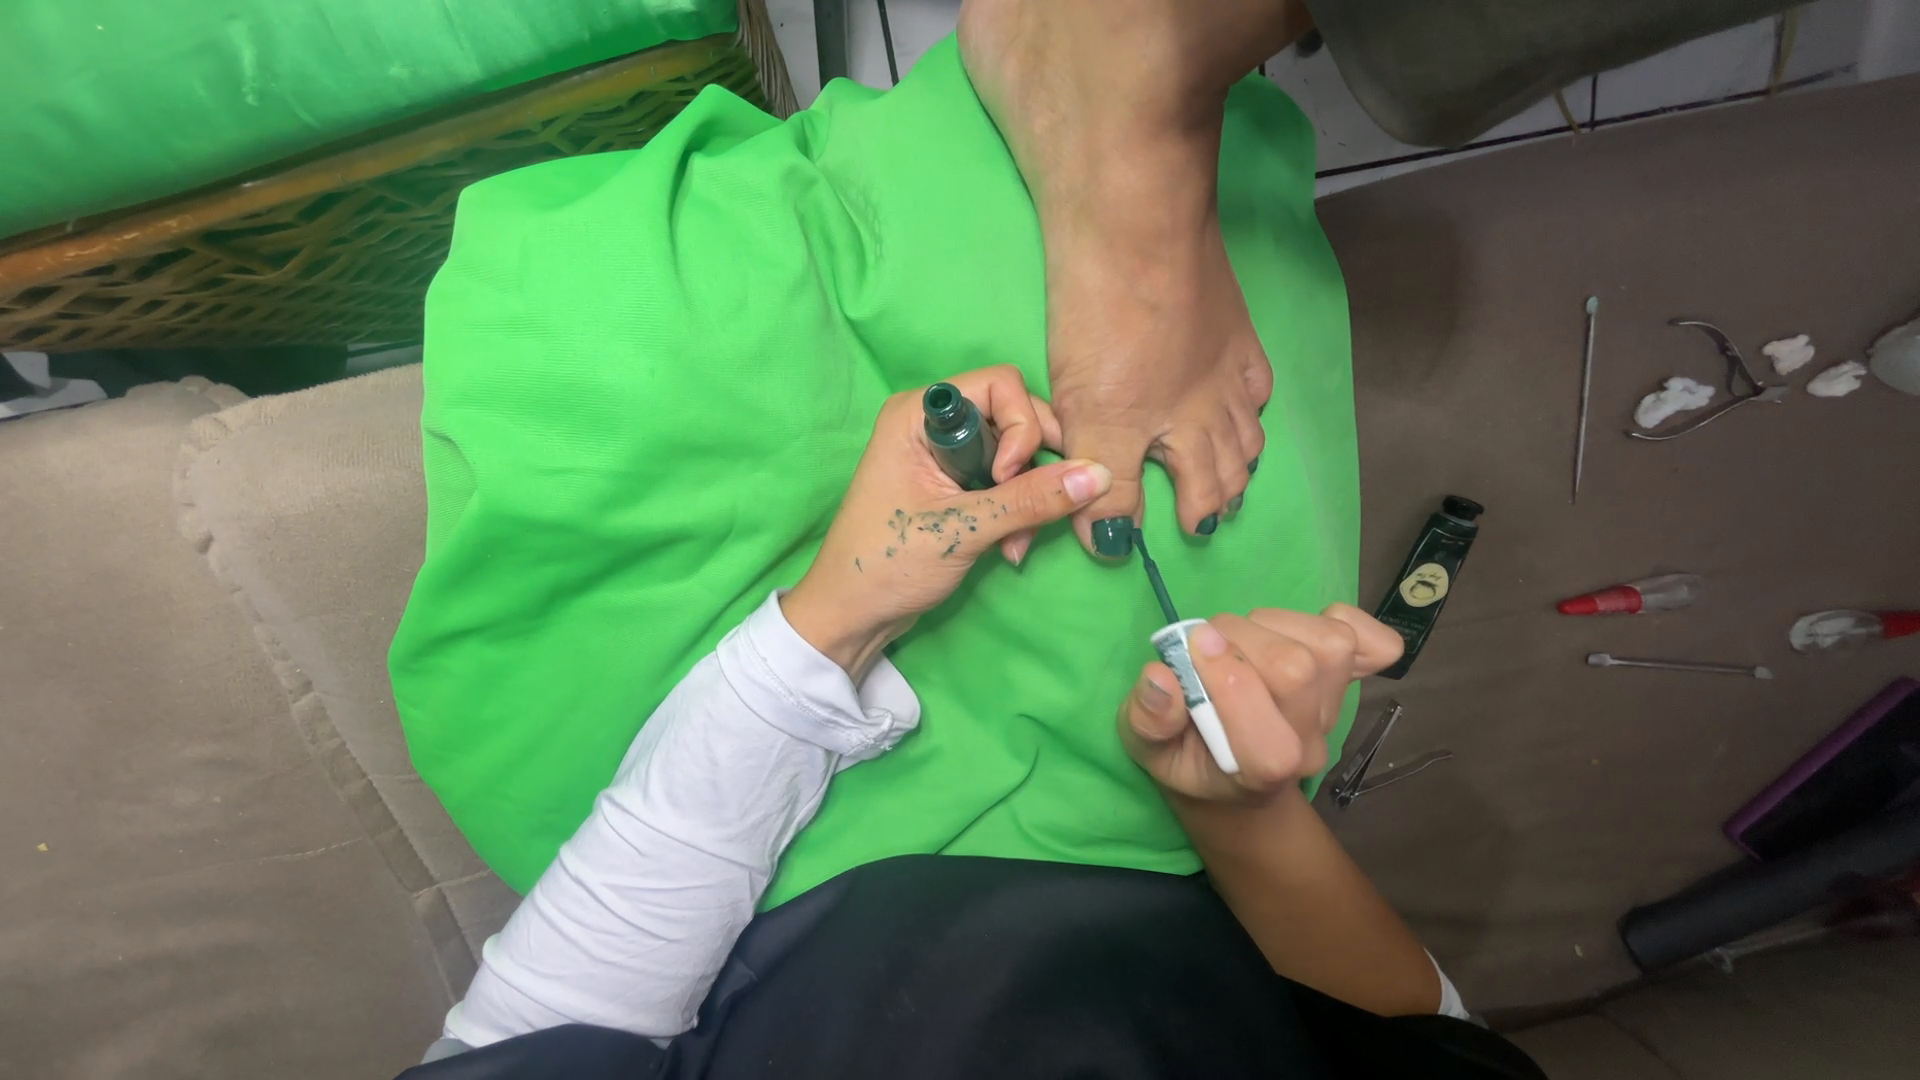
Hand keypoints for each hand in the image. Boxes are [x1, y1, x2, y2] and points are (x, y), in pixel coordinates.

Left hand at [783, 366, 1112, 678]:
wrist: (853, 614)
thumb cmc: (888, 564)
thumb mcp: (962, 529)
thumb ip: (1030, 500)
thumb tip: (1101, 475)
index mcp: (919, 414)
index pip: (999, 386)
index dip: (1021, 426)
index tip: (1009, 478)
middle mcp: (934, 424)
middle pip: (1016, 417)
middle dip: (1034, 468)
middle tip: (1035, 513)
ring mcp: (947, 456)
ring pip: (1018, 455)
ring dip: (1030, 499)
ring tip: (1017, 544)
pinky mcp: (957, 486)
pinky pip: (1007, 483)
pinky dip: (1018, 512)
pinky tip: (1011, 549)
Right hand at [1119, 605, 1403, 802]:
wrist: (1235, 779)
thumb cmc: (1188, 759)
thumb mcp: (1148, 751)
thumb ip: (1147, 720)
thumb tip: (1160, 676)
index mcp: (1258, 771)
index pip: (1266, 730)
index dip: (1227, 675)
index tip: (1192, 644)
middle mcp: (1307, 745)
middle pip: (1298, 670)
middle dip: (1241, 637)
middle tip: (1205, 638)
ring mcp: (1333, 713)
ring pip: (1330, 646)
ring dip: (1275, 623)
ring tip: (1241, 636)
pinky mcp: (1348, 684)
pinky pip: (1374, 645)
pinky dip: (1341, 622)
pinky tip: (1300, 628)